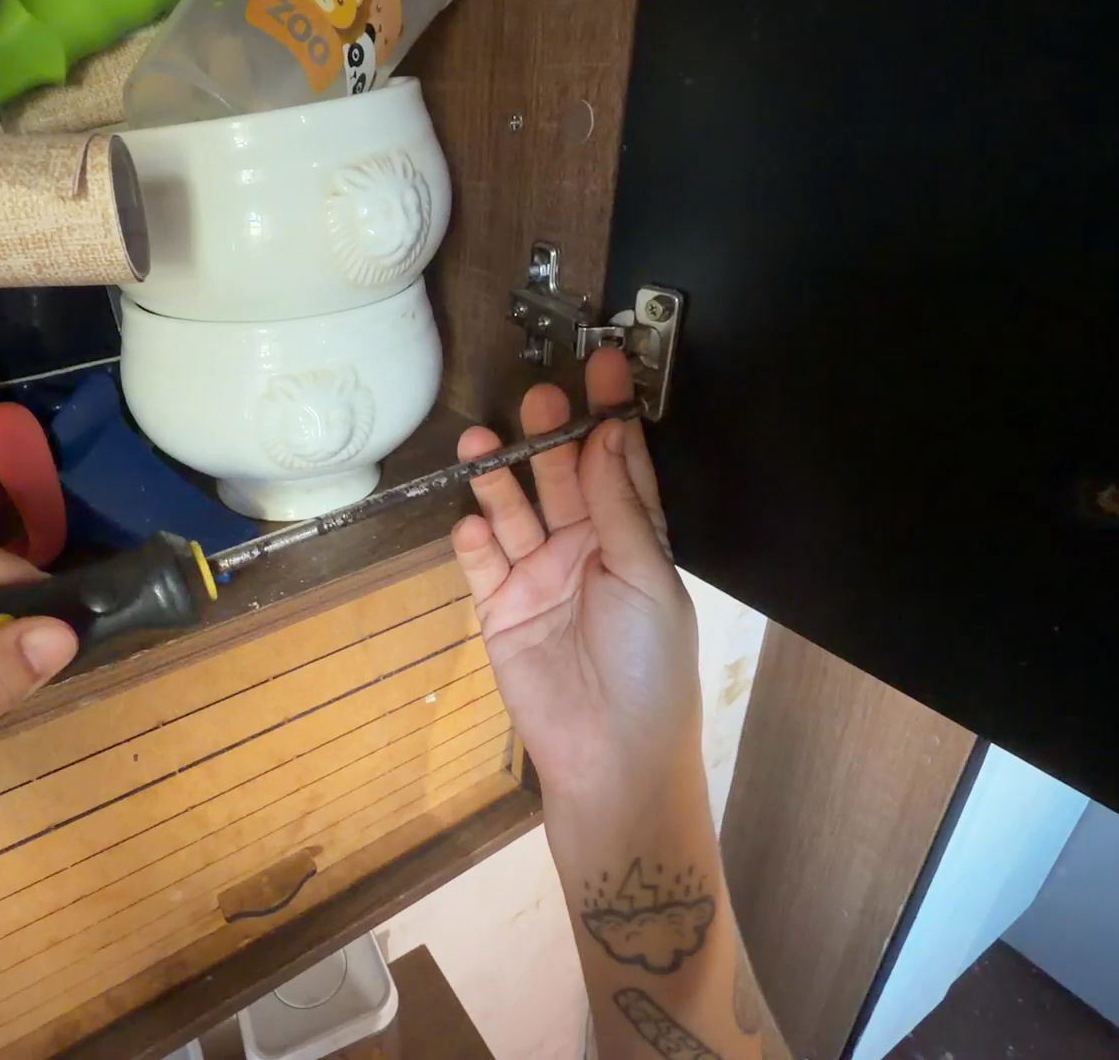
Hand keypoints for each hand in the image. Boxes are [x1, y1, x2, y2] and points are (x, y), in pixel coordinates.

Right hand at [452, 349, 701, 803]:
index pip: (619, 465)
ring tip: (479, 443)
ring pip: (512, 514)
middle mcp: (582, 549)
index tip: (607, 365)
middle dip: (548, 437)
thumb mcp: (647, 578)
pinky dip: (473, 543)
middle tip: (537, 398)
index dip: (612, 416)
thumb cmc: (648, 664)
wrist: (609, 753)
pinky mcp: (500, 608)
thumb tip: (608, 435)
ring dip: (497, 480)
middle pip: (560, 479)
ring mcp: (537, 577)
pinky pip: (481, 565)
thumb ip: (620, 509)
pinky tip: (470, 526)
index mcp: (629, 540)